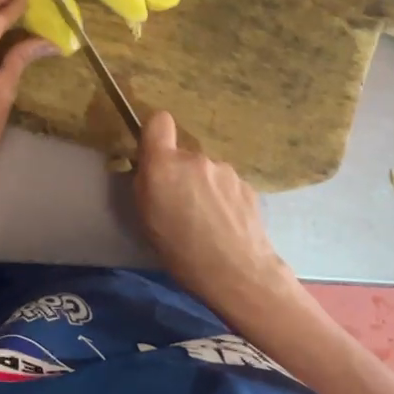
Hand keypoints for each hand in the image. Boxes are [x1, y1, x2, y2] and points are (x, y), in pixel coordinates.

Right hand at [134, 111, 290, 304]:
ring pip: (206, 171)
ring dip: (203, 186)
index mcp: (165, 165)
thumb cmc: (181, 252)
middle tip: (181, 205)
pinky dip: (222, 198)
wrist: (237, 273)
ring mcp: (225, 170)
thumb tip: (151, 170)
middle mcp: (196, 158)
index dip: (155, 134)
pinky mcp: (246, 184)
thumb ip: (147, 185)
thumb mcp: (147, 220)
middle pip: (183, 154)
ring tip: (207, 220)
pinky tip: (225, 224)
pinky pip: (225, 184)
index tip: (154, 154)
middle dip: (180, 172)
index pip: (159, 121)